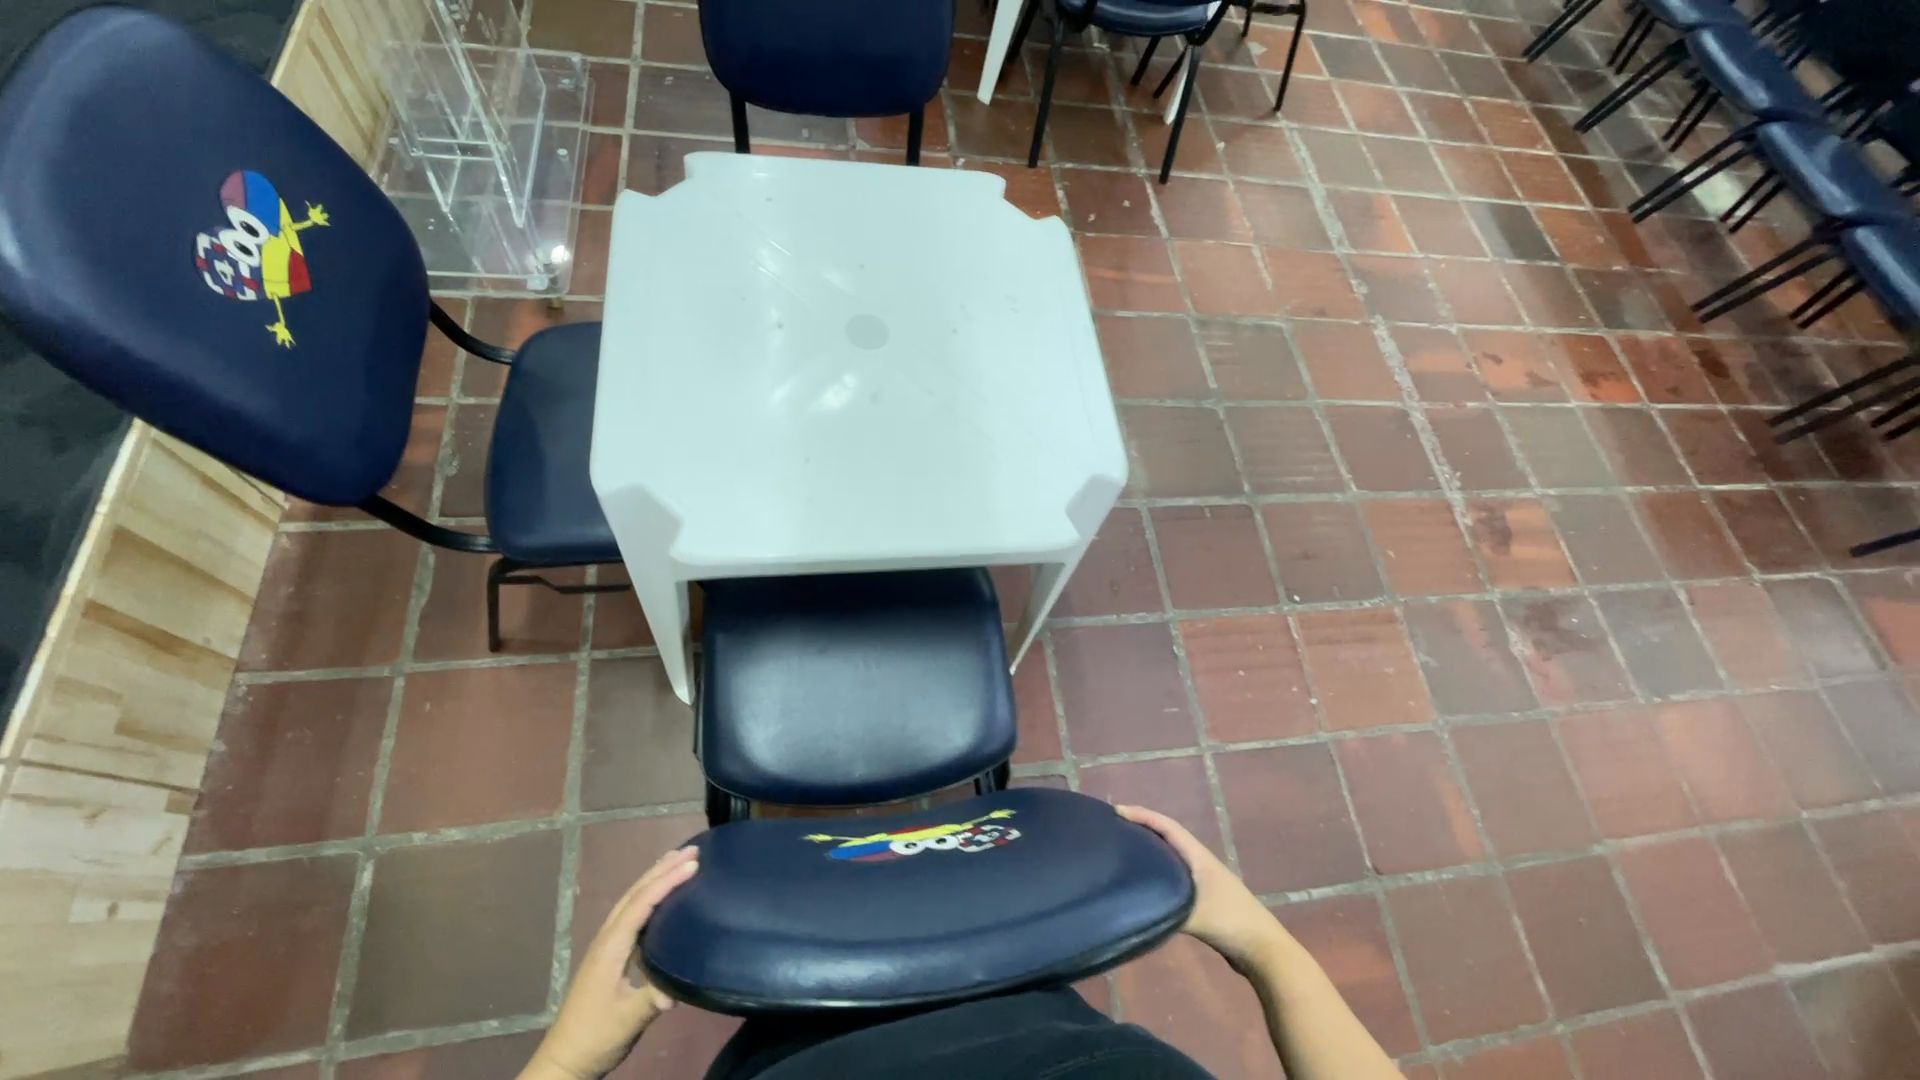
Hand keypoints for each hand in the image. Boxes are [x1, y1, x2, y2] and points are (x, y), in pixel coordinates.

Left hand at [527, 847, 698, 1079]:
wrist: (565, 1062)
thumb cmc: (595, 1038)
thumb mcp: (626, 1021)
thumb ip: (651, 1001)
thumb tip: (679, 988)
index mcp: (610, 948)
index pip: (640, 905)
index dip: (666, 882)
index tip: (693, 864)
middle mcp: (607, 939)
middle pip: (634, 894)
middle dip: (662, 869)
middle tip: (692, 850)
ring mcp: (606, 946)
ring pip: (631, 900)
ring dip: (654, 878)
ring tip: (678, 859)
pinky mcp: (611, 956)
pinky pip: (632, 913)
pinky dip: (649, 895)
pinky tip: (661, 897)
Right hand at [1116, 805, 1284, 974]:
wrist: (1264, 951)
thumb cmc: (1230, 922)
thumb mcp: (1194, 914)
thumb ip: (1163, 906)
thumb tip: (1129, 903)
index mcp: (1198, 856)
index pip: (1166, 826)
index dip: (1142, 815)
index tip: (1116, 811)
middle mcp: (1200, 863)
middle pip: (1167, 838)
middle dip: (1142, 828)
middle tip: (1114, 829)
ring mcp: (1203, 881)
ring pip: (1170, 859)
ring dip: (1150, 851)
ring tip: (1123, 853)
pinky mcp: (1204, 900)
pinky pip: (1173, 878)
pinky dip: (1157, 875)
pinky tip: (1144, 886)